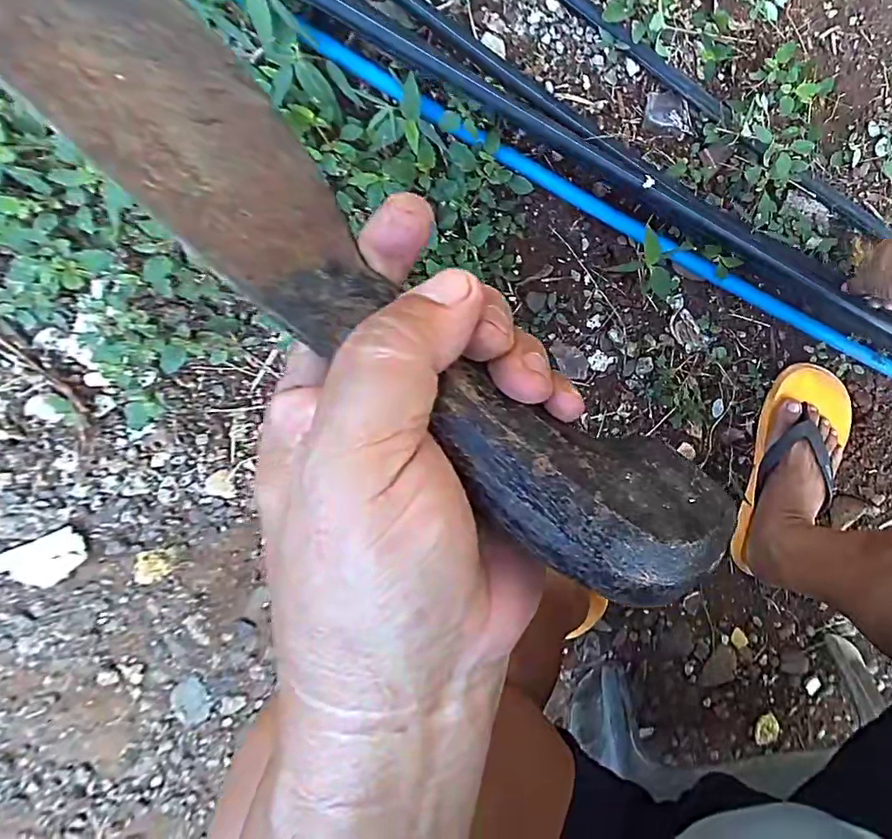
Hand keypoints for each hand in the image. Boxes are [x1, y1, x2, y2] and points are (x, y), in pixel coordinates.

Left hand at [250, 193, 582, 831]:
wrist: (427, 677)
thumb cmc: (364, 578)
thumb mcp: (351, 463)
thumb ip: (390, 362)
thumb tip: (454, 288)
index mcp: (327, 397)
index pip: (347, 302)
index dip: (379, 254)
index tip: (413, 213)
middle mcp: (388, 404)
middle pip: (439, 320)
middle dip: (479, 318)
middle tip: (503, 352)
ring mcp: (449, 431)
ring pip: (492, 353)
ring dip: (523, 355)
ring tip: (539, 390)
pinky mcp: (501, 456)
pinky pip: (529, 396)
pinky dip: (550, 390)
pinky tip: (563, 409)